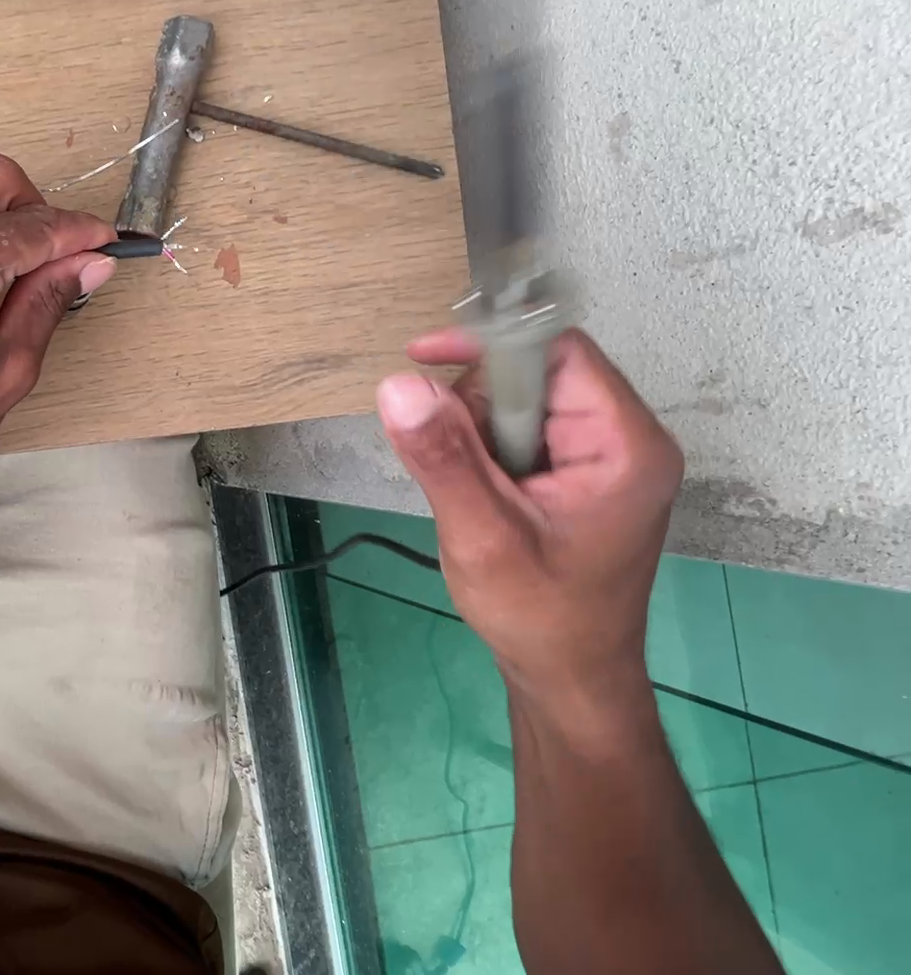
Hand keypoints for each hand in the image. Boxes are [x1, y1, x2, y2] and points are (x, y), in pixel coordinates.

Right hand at [375, 328, 683, 711]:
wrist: (565, 674)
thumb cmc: (539, 613)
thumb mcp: (482, 535)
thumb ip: (443, 458)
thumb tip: (397, 385)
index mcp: (623, 445)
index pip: (559, 353)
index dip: (490, 346)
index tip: (418, 359)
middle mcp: (618, 440)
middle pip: (532, 375)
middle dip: (472, 404)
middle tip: (443, 458)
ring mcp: (595, 459)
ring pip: (514, 405)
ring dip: (469, 432)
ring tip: (462, 489)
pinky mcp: (569, 476)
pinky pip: (512, 435)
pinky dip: (476, 452)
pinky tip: (470, 493)